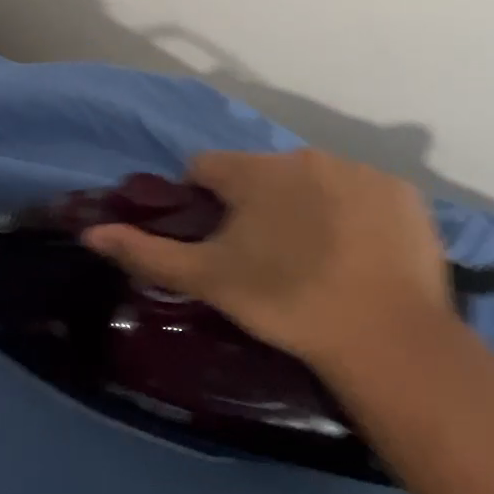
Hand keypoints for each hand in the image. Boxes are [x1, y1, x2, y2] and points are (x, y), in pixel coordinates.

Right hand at [82, 149, 452, 370]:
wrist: (386, 337)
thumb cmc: (283, 302)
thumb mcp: (207, 279)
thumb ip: (145, 251)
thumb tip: (90, 232)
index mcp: (253, 171)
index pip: (206, 167)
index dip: (202, 201)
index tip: (215, 240)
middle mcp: (305, 156)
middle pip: (262, 173)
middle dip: (256, 204)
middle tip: (265, 259)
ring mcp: (360, 171)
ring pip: (313, 181)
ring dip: (305, 207)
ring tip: (316, 261)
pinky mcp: (404, 194)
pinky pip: (363, 194)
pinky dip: (354, 216)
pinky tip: (359, 256)